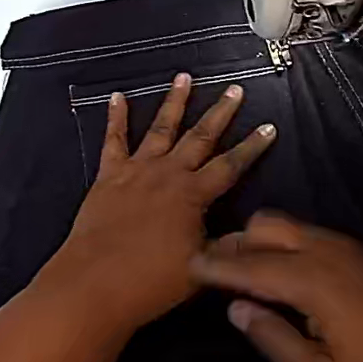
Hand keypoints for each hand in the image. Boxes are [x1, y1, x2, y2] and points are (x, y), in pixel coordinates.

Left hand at [41, 74, 276, 331]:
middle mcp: (168, 173)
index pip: (231, 165)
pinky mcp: (109, 175)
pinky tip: (118, 97)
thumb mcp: (200, 268)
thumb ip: (227, 247)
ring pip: (161, 128)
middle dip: (221, 112)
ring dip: (175, 102)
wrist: (94, 285)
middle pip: (200, 136)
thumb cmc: (151, 282)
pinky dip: (116, 117)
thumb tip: (255, 234)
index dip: (252, 146)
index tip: (269, 125)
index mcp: (193, 194)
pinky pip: (113, 140)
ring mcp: (137, 170)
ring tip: (184, 77)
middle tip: (235, 89)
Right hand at [193, 214, 362, 361]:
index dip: (214, 264)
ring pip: (285, 224)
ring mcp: (343, 245)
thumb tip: (235, 307)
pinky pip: (304, 232)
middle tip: (206, 265)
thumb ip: (272, 338)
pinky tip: (275, 267)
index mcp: (310, 278)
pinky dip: (279, 240)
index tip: (185, 262)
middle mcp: (323, 248)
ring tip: (235, 266)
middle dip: (233, 242)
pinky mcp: (356, 251)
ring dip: (256, 238)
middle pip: (264, 226)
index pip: (248, 264)